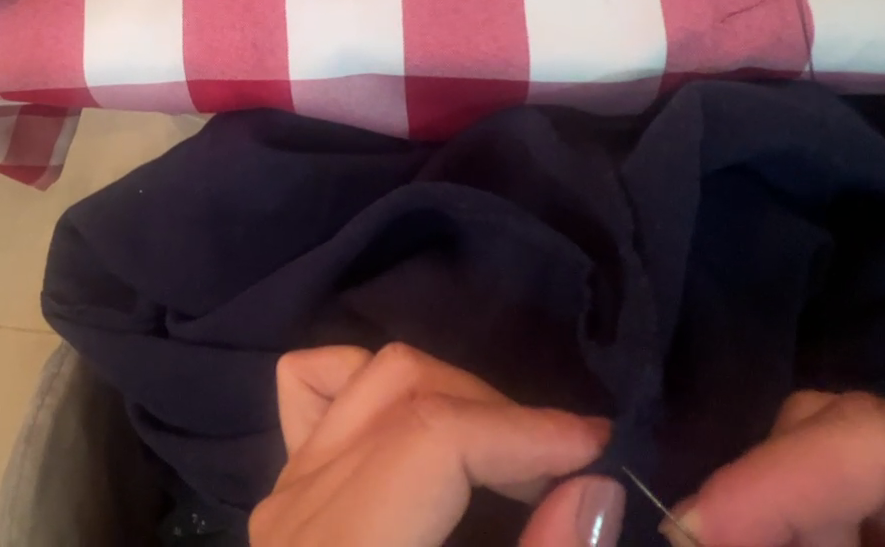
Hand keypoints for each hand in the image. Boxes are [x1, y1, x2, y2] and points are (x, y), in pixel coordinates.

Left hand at [249, 343, 621, 546]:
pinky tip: (421, 429)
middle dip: (497, 413)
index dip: (524, 431)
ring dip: (449, 395)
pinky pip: (312, 389)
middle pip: (401, 393)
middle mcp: (296, 508)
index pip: (429, 438)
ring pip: (363, 377)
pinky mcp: (282, 491)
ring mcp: (281, 492)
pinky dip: (371, 388)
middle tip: (566, 466)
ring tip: (509, 451)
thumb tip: (593, 483)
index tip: (603, 448)